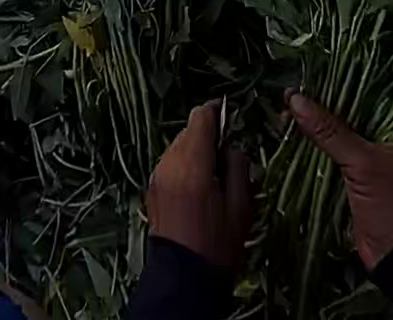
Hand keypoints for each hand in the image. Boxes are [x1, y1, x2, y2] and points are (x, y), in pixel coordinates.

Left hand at [147, 99, 253, 270]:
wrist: (182, 281)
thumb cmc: (217, 245)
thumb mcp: (241, 206)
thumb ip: (238, 166)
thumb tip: (231, 145)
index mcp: (193, 164)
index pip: (201, 117)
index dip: (216, 110)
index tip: (227, 111)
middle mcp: (170, 161)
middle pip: (190, 129)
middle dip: (208, 135)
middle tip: (226, 156)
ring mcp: (157, 173)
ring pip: (179, 144)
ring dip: (195, 149)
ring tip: (212, 175)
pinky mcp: (152, 185)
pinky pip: (171, 160)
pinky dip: (184, 163)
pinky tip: (196, 186)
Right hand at [289, 92, 392, 269]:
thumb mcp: (363, 164)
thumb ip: (329, 130)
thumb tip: (294, 98)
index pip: (372, 89)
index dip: (341, 79)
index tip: (311, 73)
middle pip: (353, 109)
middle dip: (322, 102)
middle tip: (292, 93)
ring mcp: (377, 156)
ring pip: (342, 130)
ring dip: (316, 123)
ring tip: (286, 111)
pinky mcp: (362, 175)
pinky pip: (337, 151)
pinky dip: (317, 144)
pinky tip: (294, 133)